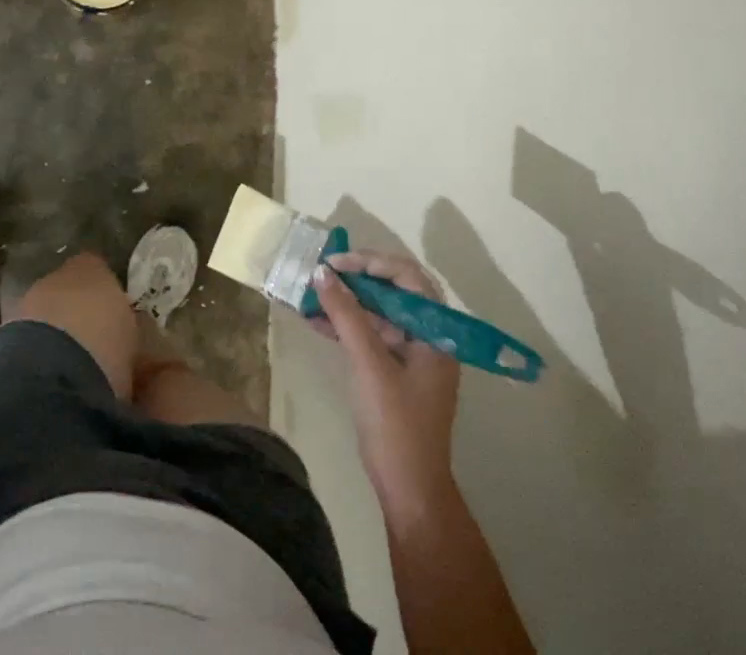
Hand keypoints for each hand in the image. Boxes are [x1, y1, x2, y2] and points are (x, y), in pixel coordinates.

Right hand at [310, 251, 461, 516]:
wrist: (408, 483)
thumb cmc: (395, 422)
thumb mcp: (369, 364)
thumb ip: (347, 316)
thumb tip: (322, 274)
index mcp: (436, 333)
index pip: (408, 277)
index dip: (371, 262)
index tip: (333, 264)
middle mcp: (429, 337)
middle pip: (393, 292)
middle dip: (355, 280)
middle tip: (318, 275)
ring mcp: (412, 355)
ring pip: (378, 314)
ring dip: (346, 303)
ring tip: (308, 295)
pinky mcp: (394, 372)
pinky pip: (369, 336)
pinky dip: (345, 327)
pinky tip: (314, 322)